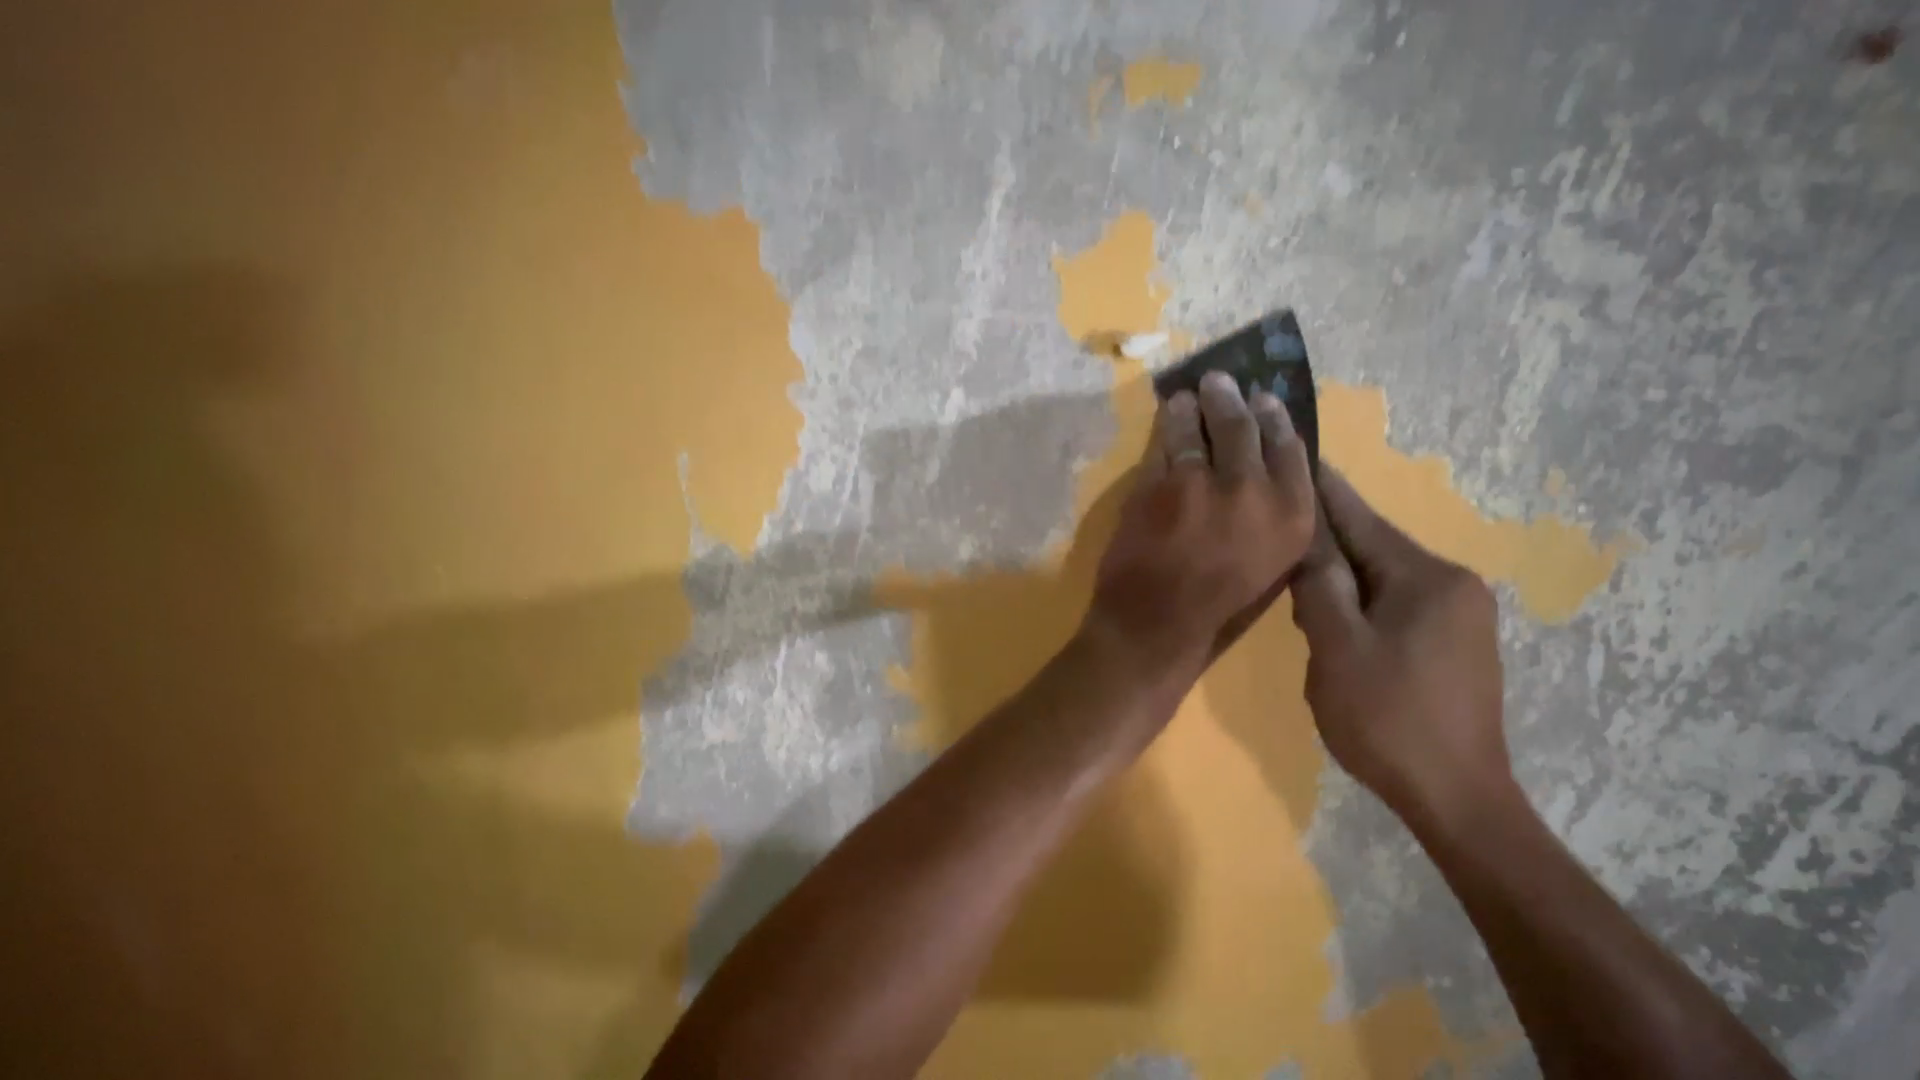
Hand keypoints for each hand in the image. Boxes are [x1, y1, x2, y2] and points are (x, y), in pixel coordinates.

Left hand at [1087, 371, 1315, 677]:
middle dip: (1233, 400)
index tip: (1267, 400)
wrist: (1156, 627)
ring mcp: (1200, 484)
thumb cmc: (1220, 609)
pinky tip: (1166, 421)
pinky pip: (1163, 447)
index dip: (1277, 420)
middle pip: (1244, 429)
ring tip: (1189, 395)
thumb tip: (1263, 472)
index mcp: (1294, 517)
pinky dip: (1165, 431)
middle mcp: (1253, 491)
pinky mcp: (1156, 485)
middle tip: (1222, 381)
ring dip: (1193, 407)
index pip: (1291, 450)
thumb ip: (1274, 516)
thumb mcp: (1272, 564)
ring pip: (1198, 430)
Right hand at [1288, 468, 1512, 823]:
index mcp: (1428, 577)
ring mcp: (1463, 617)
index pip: (1360, 519)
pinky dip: (1363, 607)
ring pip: (1384, 581)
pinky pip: (1399, 607)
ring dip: (1341, 582)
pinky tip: (1335, 624)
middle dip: (1325, 547)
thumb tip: (1306, 535)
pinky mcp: (1459, 646)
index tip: (1294, 454)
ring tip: (1297, 590)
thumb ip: (1319, 585)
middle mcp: (1454, 584)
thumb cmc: (1388, 720)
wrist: (1457, 799)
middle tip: (1276, 541)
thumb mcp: (1337, 648)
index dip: (1322, 490)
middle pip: (1374, 550)